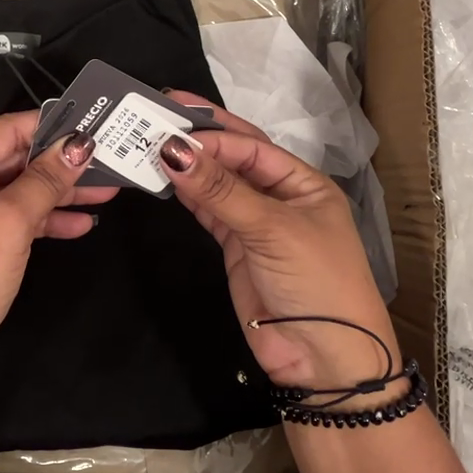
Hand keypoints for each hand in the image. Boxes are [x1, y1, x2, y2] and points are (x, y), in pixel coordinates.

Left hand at [0, 111, 113, 373]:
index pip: (5, 130)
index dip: (51, 127)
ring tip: (108, 193)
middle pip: (13, 159)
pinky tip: (81, 225)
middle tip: (110, 161)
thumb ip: (44, 180)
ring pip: (17, 189)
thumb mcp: (10, 224)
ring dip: (58, 193)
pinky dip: (42, 219)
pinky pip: (10, 216)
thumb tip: (78, 143)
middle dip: (60, 163)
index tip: (95, 125)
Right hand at [160, 95, 397, 399]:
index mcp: (303, 183)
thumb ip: (220, 189)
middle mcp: (280, 196)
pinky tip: (163, 178)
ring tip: (147, 141)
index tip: (170, 125)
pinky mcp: (236, 247)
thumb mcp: (272, 229)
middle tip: (155, 111)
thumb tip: (171, 149)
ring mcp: (256, 223)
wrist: (324, 362)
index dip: (212, 135)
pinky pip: (208, 210)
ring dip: (187, 165)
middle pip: (233, 158)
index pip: (251, 147)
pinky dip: (186, 194)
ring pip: (216, 183)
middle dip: (198, 137)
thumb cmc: (316, 282)